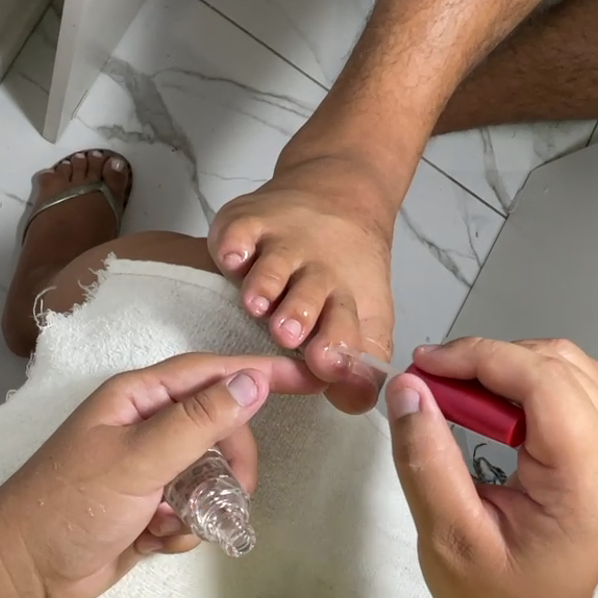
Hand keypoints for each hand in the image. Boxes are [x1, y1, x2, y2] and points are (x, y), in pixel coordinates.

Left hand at [0, 353, 325, 597]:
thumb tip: (253, 382)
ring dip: (204, 504)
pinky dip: (185, 528)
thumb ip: (198, 421)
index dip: (260, 373)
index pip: (213, 373)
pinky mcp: (152, 505)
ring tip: (172, 525)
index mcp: (140, 398)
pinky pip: (194, 508)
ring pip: (211, 474)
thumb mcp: (138, 459)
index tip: (308, 378)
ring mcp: (151, 467)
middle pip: (220, 428)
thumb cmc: (71, 504)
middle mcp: (148, 425)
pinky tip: (155, 540)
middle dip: (231, 464)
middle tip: (232, 494)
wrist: (25, 569)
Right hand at [209, 152, 400, 413]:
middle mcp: (318, 275)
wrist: (338, 195)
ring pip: (275, 267)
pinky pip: (240, 231)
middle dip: (300, 313)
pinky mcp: (251, 223)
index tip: (327, 364)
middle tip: (287, 332)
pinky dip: (234, 244)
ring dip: (267, 284)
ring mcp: (285, 247)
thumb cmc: (342, 275)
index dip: (339, 350)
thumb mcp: (365, 320)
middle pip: (311, 296)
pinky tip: (232, 258)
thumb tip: (353, 402)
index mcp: (348, 304)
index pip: (349, 331)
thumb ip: (357, 369)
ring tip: (256, 303)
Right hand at [385, 338, 597, 597]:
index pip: (545, 382)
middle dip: (490, 358)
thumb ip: (426, 460)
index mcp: (585, 481)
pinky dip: (524, 381)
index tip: (422, 365)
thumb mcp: (447, 536)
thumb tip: (407, 388)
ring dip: (508, 365)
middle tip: (430, 379)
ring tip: (456, 388)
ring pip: (570, 369)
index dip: (480, 358)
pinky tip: (488, 403)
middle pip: (561, 366)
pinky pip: (570, 392)